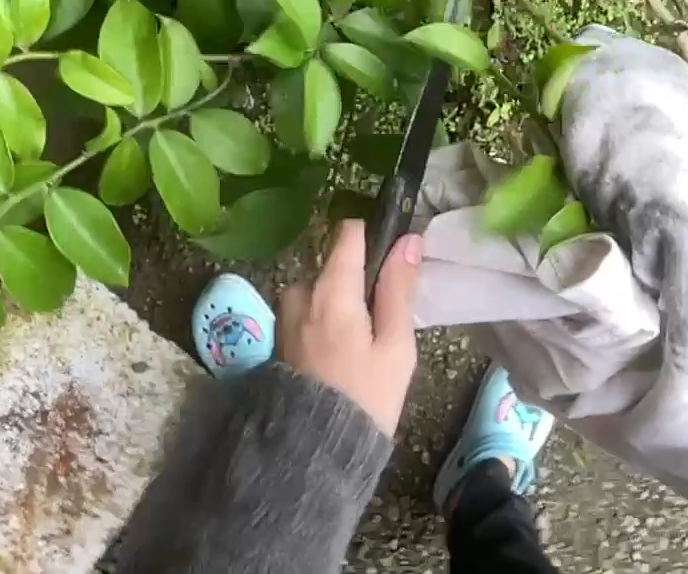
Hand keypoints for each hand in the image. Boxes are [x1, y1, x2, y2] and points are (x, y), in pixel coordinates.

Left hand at [279, 220, 421, 435]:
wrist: (311, 452)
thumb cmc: (365, 397)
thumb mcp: (395, 346)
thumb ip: (399, 289)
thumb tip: (408, 240)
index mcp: (332, 289)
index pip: (348, 233)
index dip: (373, 236)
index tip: (392, 258)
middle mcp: (301, 291)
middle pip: (335, 264)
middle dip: (358, 282)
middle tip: (381, 321)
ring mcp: (285, 314)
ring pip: (321, 290)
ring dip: (339, 304)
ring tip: (361, 345)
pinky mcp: (279, 336)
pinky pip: (308, 311)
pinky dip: (324, 321)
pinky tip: (340, 355)